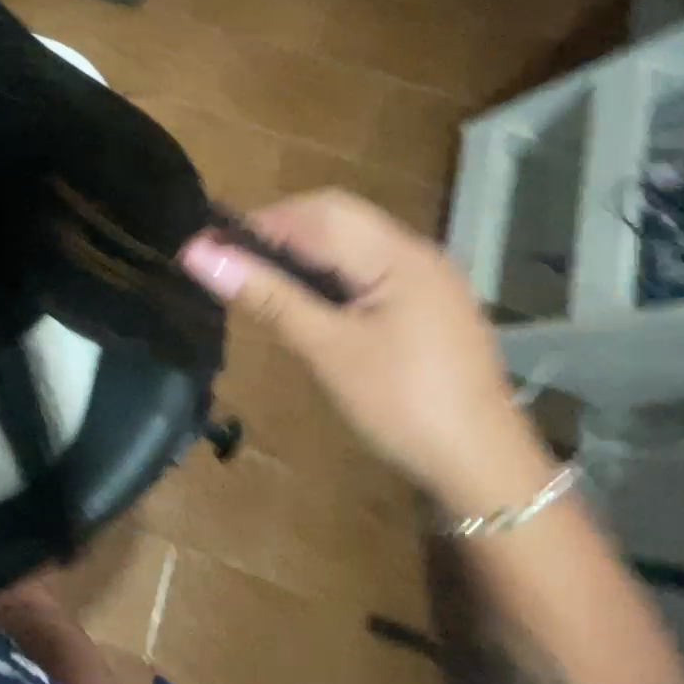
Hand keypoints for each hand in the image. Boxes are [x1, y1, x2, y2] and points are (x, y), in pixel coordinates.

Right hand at [177, 189, 528, 495]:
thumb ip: (266, 295)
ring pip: (349, 242)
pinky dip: (326, 274)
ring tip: (259, 286)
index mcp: (399, 257)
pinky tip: (306, 306)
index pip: (316, 212)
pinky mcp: (426, 305)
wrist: (485, 470)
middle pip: (335, 218)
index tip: (208, 251)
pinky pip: (365, 268)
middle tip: (232, 268)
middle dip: (278, 233)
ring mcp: (426, 281)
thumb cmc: (403, 405)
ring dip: (300, 253)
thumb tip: (198, 253)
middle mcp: (417, 255)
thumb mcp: (326, 348)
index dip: (258, 224)